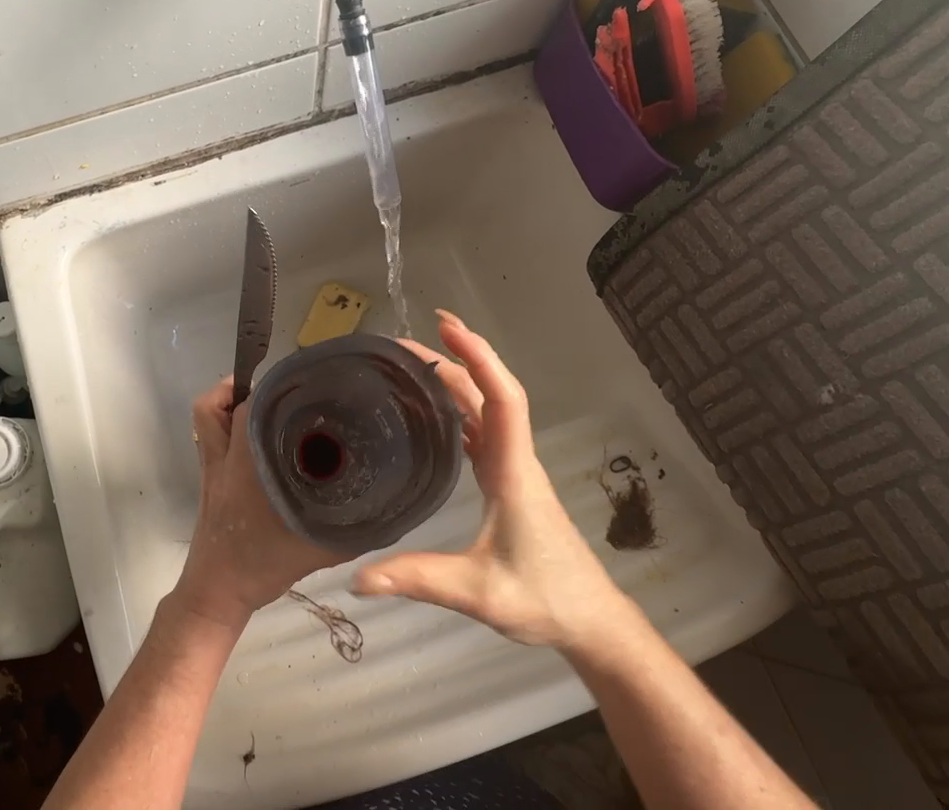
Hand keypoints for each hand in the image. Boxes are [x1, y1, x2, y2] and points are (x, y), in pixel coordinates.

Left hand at [169, 377, 344, 627]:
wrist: (217, 592)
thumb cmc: (262, 566)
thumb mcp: (319, 549)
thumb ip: (356, 531)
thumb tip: (394, 508)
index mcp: (250, 464)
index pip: (256, 407)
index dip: (282, 387)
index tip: (313, 382)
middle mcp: (228, 455)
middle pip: (234, 402)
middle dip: (267, 388)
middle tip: (302, 390)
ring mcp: (212, 463)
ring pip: (209, 411)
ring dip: (233, 396)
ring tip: (271, 396)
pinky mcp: (207, 473)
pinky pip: (208, 430)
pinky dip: (224, 416)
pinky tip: (254, 424)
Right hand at [354, 311, 632, 652]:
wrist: (592, 622)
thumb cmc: (545, 599)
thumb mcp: (480, 593)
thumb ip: (419, 580)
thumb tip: (356, 578)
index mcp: (514, 472)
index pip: (501, 399)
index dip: (478, 357)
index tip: (445, 326)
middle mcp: (515, 461)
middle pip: (489, 393)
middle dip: (454, 357)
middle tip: (405, 341)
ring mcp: (514, 470)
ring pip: (486, 410)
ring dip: (455, 380)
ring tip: (410, 365)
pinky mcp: (509, 483)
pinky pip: (482, 432)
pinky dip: (457, 409)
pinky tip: (430, 412)